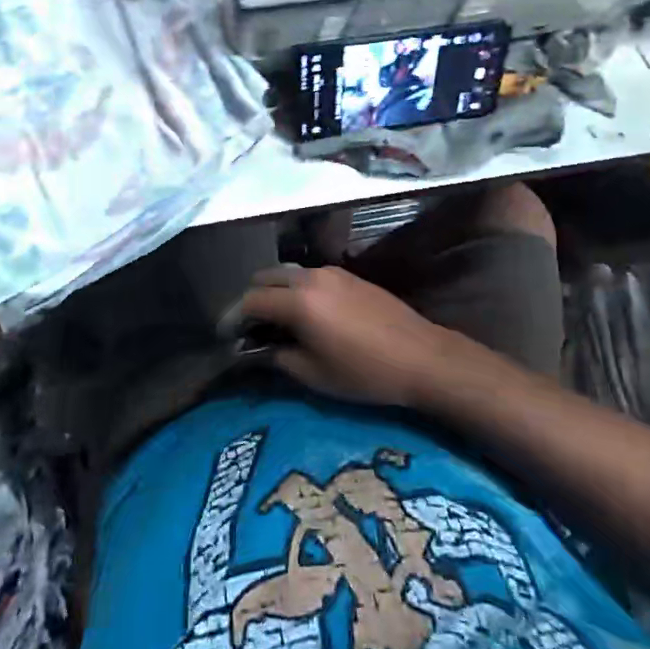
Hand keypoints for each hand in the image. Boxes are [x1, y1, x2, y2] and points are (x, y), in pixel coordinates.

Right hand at [234, 265, 476, 408]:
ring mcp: (333, 273)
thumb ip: (277, 357)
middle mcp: (311, 278)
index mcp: (298, 302)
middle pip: (265, 278)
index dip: (233, 320)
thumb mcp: (314, 375)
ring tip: (278, 323)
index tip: (227, 338)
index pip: (250, 301)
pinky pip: (311, 277)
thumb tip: (256, 350)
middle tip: (251, 330)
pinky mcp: (350, 276)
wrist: (422, 357)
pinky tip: (306, 316)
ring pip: (289, 274)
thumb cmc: (364, 373)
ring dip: (275, 292)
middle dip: (251, 300)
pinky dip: (297, 290)